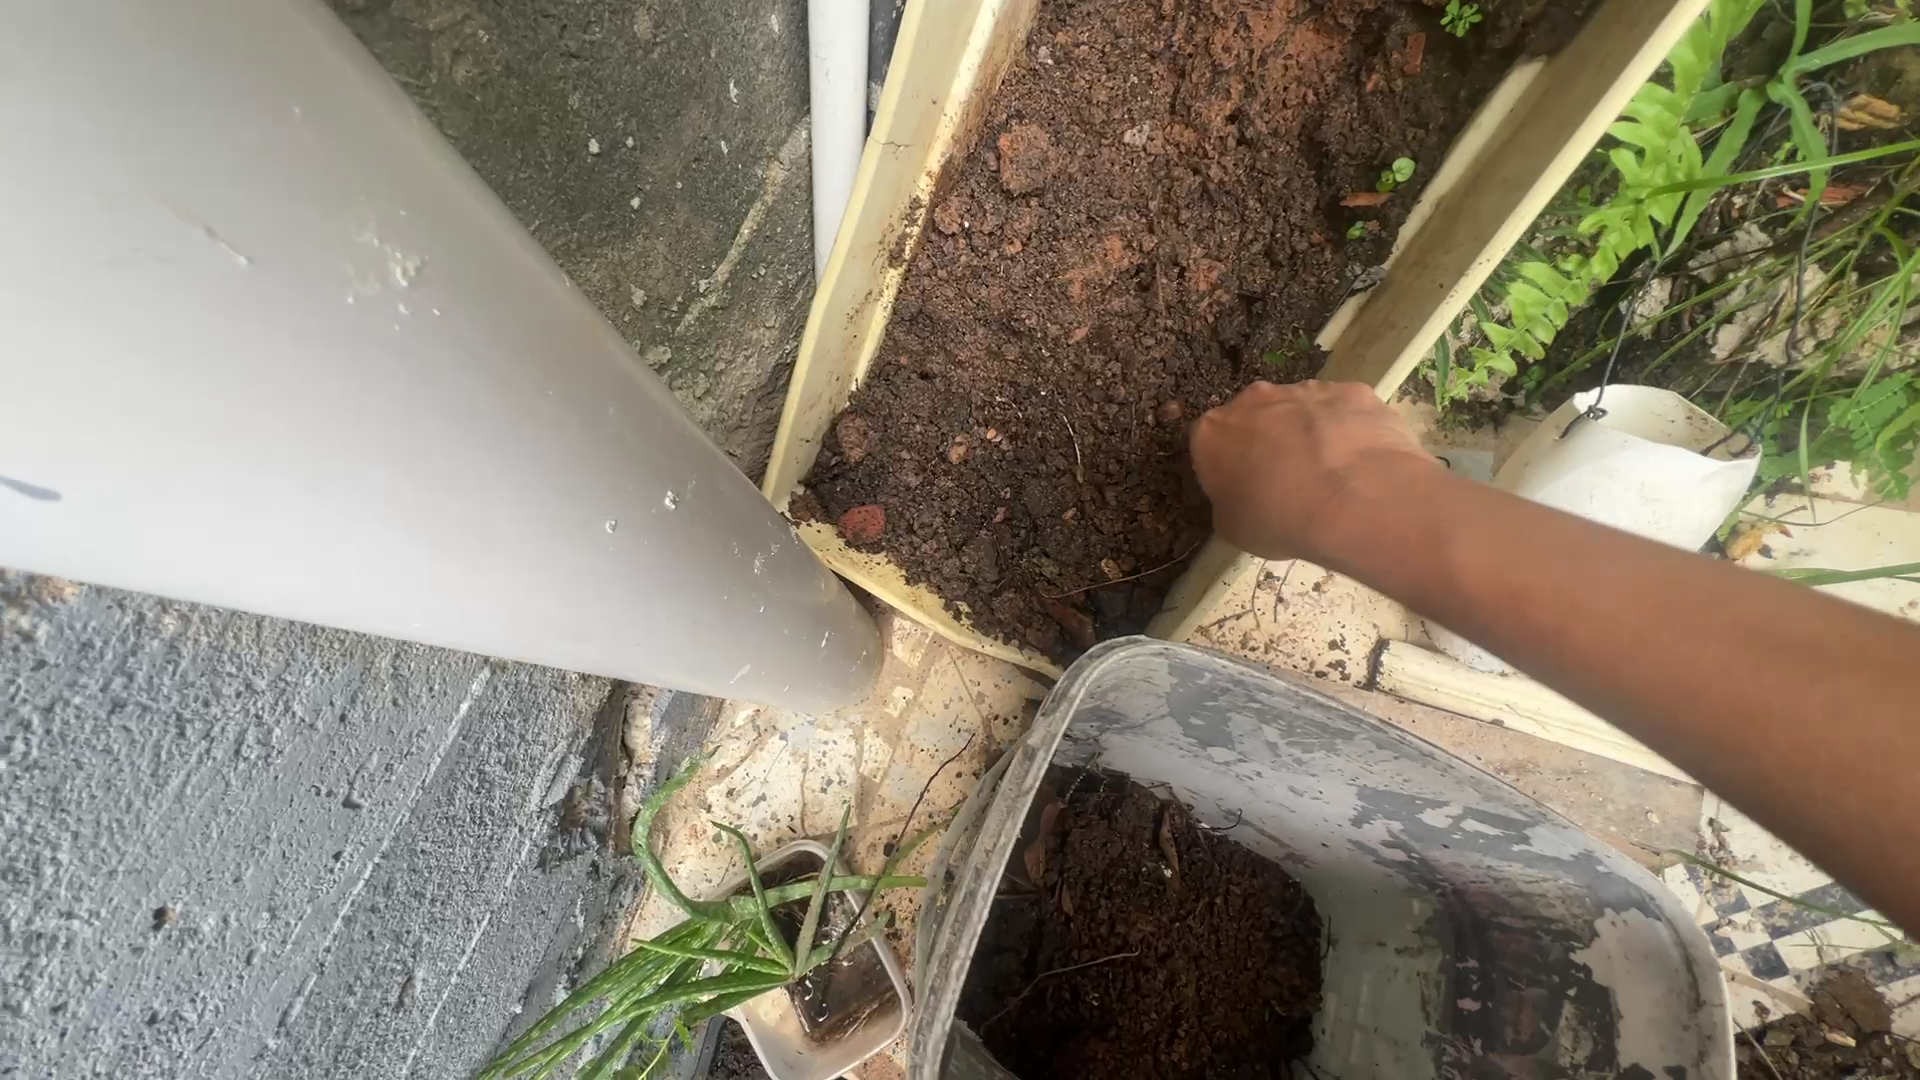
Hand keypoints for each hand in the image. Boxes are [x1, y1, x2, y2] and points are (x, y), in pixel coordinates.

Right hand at [1189, 380, 1437, 560]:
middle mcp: (1253, 400)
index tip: (1241, 487)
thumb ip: (1227, 501)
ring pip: (1299, 410)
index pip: (1208, 443)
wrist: (1357, 502)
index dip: (1224, 466)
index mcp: (1212, 432)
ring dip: (1306, 433)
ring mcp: (1304, 390)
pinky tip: (1358, 462)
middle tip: (1283, 479)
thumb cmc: (1279, 519)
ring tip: (1328, 473)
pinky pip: (1342, 410)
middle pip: (1253, 417)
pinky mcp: (1351, 391)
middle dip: (1264, 441)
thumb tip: (1241, 495)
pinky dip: (1346, 430)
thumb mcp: (1232, 527)